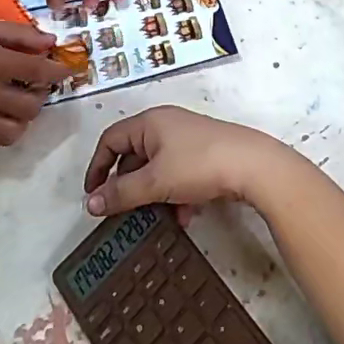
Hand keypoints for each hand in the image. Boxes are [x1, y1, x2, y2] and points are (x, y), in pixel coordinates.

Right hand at [0, 20, 71, 153]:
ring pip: (15, 132)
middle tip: (35, 84)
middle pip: (31, 106)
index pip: (39, 72)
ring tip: (17, 104)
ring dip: (23, 118)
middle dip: (40, 94)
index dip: (58, 72)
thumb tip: (52, 44)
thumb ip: (19, 35)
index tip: (65, 70)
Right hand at [83, 106, 296, 216]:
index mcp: (149, 122)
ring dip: (154, 196)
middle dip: (128, 187)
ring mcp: (187, 139)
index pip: (111, 139)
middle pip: (134, 155)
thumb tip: (90, 203)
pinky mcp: (204, 154)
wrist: (252, 165)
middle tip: (123, 214)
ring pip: (157, 169)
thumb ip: (121, 194)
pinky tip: (185, 216)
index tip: (92, 197)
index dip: (97, 167)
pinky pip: (178, 174)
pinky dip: (176, 195)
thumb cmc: (197, 165)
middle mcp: (166, 125)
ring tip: (156, 220)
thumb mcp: (154, 182)